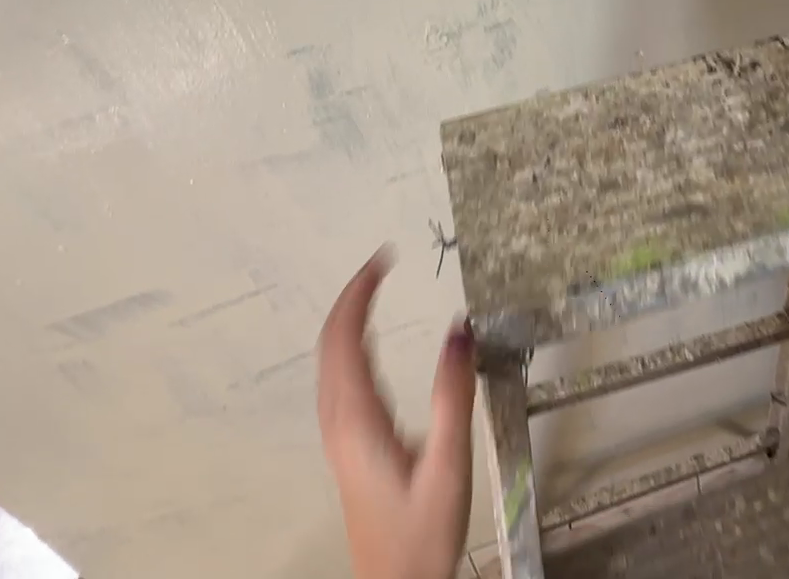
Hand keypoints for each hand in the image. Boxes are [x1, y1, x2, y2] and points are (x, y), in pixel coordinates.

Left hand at [319, 247, 476, 578]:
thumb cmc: (423, 530)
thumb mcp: (449, 462)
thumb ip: (453, 394)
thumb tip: (460, 328)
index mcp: (358, 419)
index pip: (346, 338)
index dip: (360, 292)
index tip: (384, 258)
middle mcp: (338, 421)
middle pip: (329, 345)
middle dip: (352, 297)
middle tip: (382, 264)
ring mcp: (337, 436)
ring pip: (328, 362)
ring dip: (348, 320)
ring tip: (377, 289)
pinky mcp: (345, 446)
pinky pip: (337, 379)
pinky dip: (349, 345)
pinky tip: (369, 344)